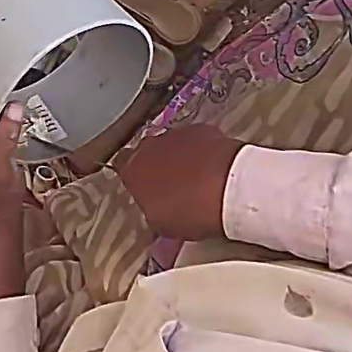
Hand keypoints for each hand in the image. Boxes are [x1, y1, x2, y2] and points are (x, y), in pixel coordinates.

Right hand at [118, 125, 247, 242]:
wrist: (230, 188)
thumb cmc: (188, 212)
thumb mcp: (161, 223)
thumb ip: (151, 210)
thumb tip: (153, 210)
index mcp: (132, 169)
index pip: (121, 165)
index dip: (132, 175)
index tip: (142, 187)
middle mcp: (148, 146)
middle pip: (146, 152)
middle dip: (156, 164)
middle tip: (171, 185)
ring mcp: (175, 134)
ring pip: (171, 144)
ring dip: (179, 157)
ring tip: (197, 177)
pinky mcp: (203, 128)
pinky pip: (196, 140)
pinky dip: (202, 150)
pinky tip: (214, 166)